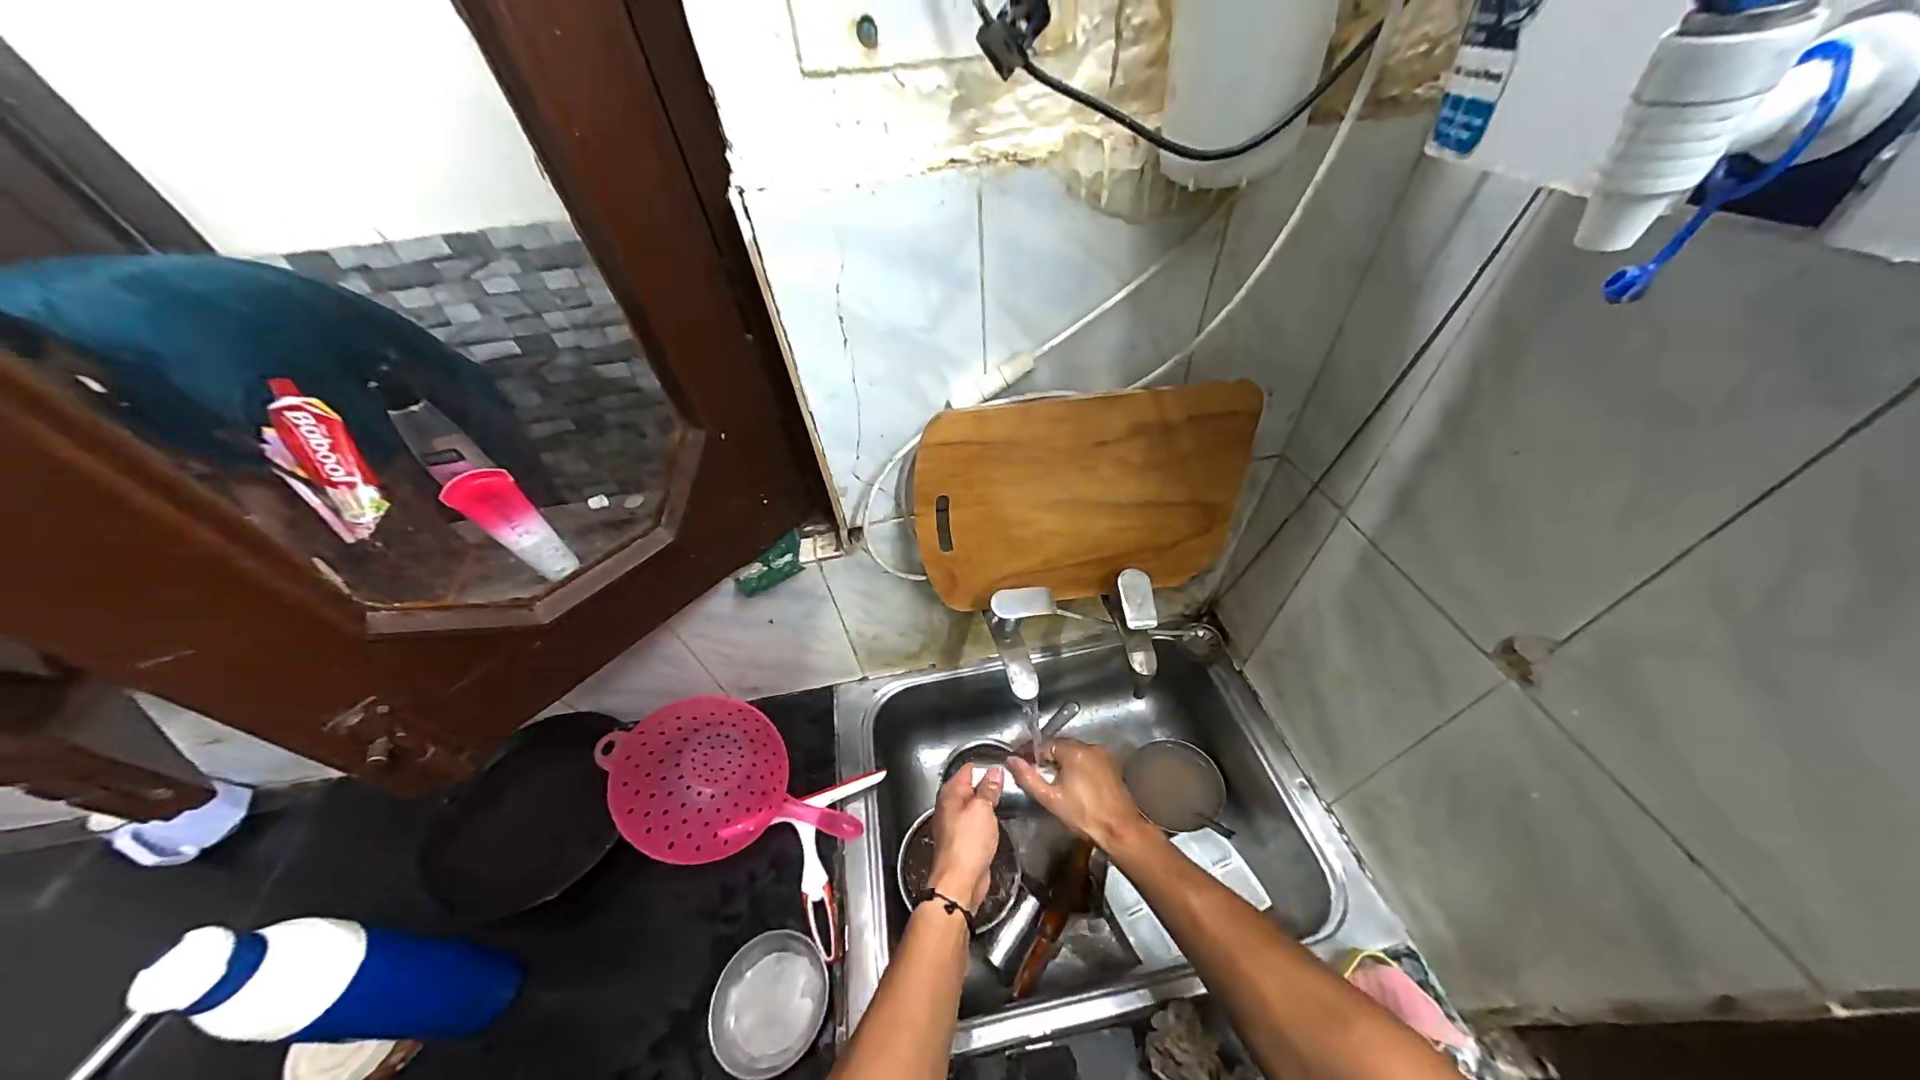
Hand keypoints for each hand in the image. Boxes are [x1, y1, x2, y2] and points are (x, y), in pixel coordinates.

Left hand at [928, 763, 1002, 911]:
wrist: (959, 881)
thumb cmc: (968, 842)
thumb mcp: (982, 809)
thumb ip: (989, 789)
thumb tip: (995, 771)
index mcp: (950, 794)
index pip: (966, 770)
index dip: (983, 765)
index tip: (1001, 763)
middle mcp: (949, 806)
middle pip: (969, 787)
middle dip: (986, 783)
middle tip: (1008, 779)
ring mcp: (955, 824)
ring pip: (973, 805)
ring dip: (987, 801)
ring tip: (1006, 796)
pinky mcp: (963, 840)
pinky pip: (975, 822)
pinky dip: (986, 818)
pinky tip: (997, 818)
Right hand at [1005, 738, 1152, 851]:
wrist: (1120, 830)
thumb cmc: (1083, 815)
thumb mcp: (1050, 798)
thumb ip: (1028, 777)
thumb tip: (1011, 760)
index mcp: (1074, 751)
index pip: (1046, 745)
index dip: (1032, 755)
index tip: (1023, 765)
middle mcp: (1090, 747)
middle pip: (1061, 747)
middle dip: (1048, 759)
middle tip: (1038, 776)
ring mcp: (1104, 755)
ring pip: (1075, 753)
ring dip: (1064, 763)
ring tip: (1055, 782)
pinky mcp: (1112, 765)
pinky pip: (1088, 760)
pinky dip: (1078, 767)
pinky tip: (1074, 784)